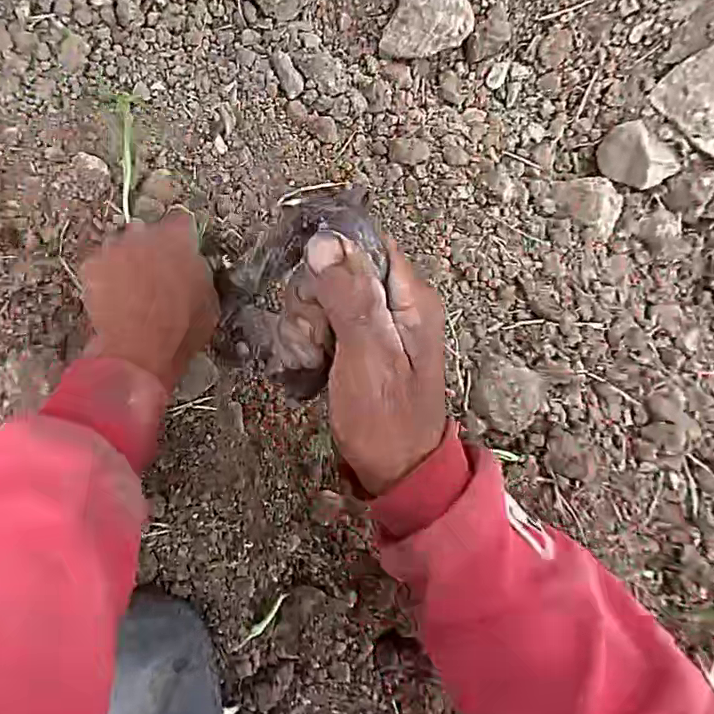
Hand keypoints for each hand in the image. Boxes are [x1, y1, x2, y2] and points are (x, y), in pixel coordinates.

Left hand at [79, 211, 218, 389]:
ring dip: (125, 261)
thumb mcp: (207, 302)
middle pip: (147, 231)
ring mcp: (116, 248)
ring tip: (132, 289)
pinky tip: (114, 298)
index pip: (182, 222)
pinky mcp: (92, 266)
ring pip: (120, 246)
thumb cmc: (177, 329)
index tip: (181, 248)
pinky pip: (99, 265)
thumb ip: (199, 274)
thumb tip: (196, 271)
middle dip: (149, 248)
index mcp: (181, 239)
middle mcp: (146, 235)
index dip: (181, 238)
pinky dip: (104, 277)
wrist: (140, 348)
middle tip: (155, 273)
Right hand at [291, 233, 447, 494]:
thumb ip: (349, 296)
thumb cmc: (387, 418)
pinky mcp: (355, 345)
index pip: (366, 246)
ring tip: (311, 358)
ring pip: (321, 297)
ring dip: (304, 325)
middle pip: (337, 271)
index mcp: (409, 297)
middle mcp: (394, 304)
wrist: (395, 472)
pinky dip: (306, 341)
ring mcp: (373, 325)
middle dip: (313, 301)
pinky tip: (306, 364)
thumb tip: (325, 241)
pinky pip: (320, 324)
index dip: (333, 260)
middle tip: (315, 337)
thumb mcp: (368, 354)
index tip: (316, 292)